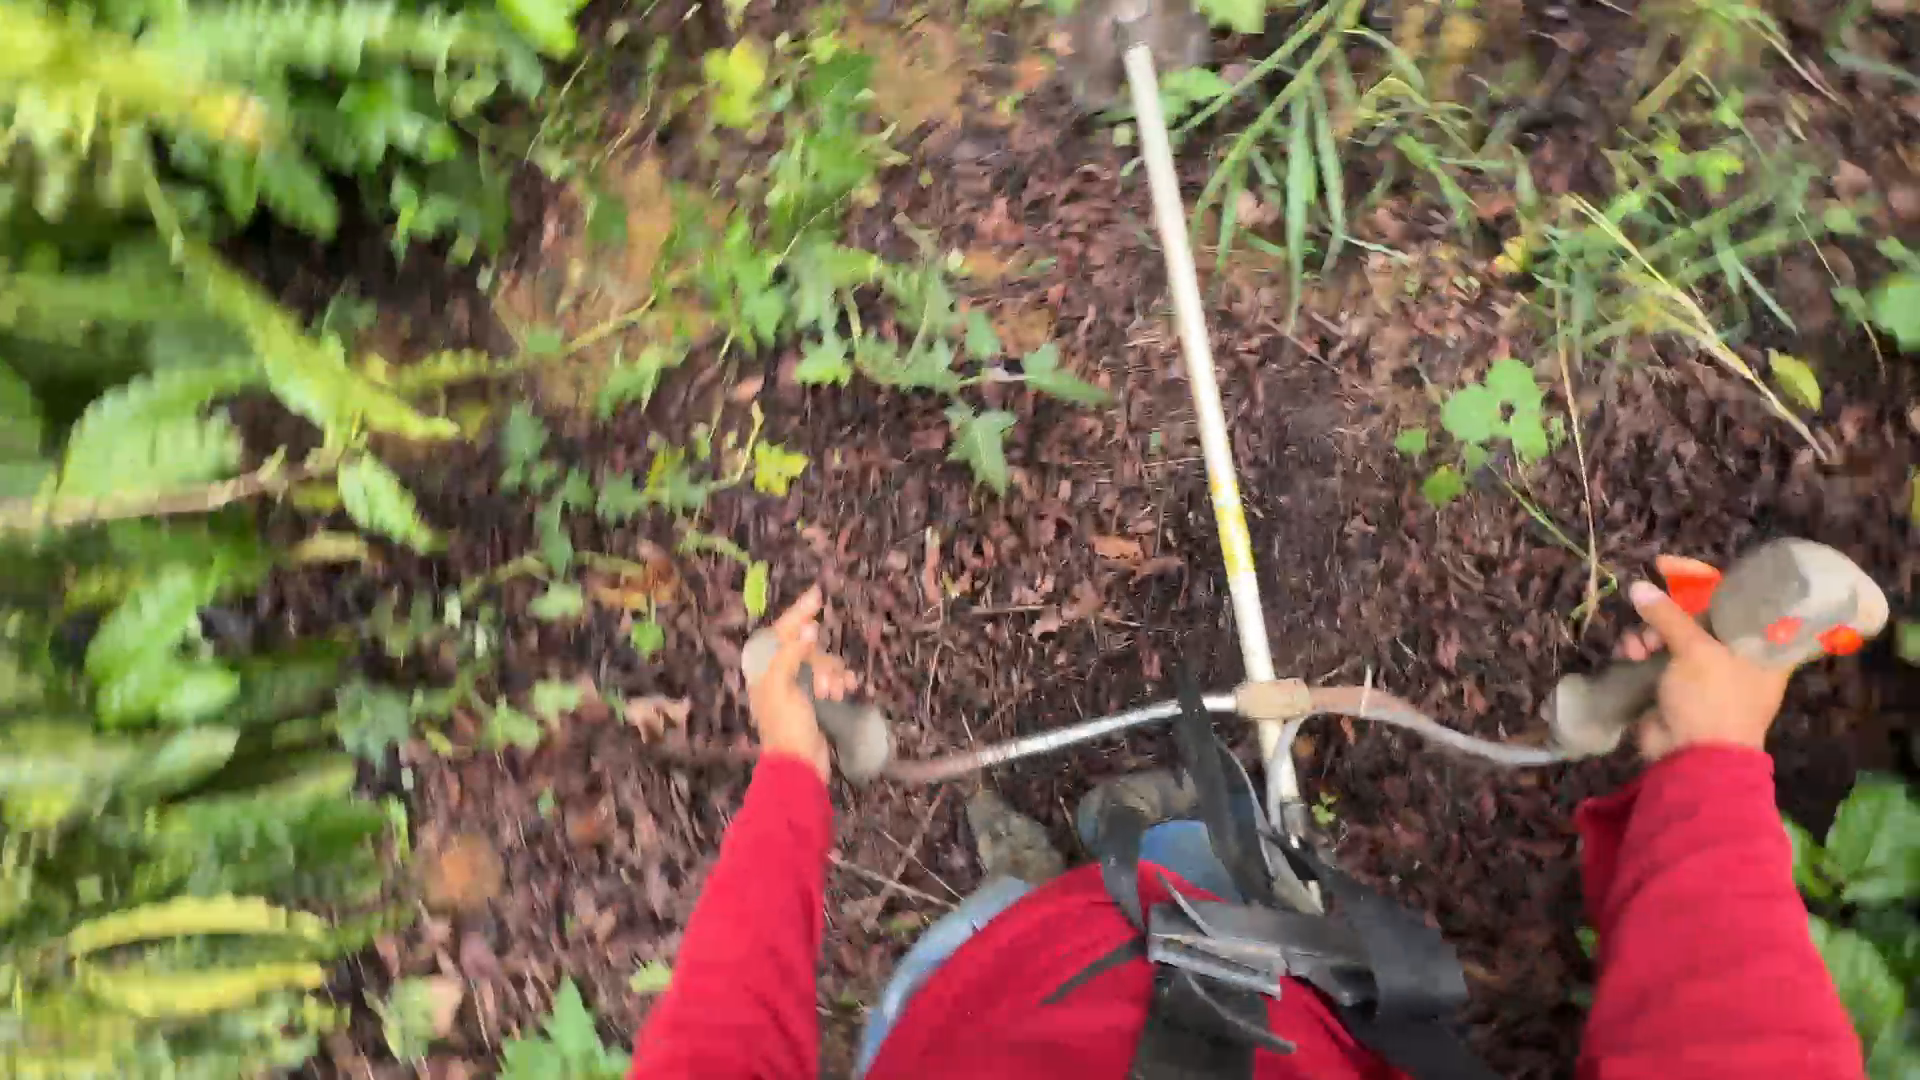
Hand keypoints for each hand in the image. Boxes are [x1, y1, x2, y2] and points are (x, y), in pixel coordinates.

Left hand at [747, 586, 856, 781]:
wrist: (800, 766)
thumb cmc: (786, 726)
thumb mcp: (782, 686)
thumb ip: (792, 654)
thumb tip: (809, 629)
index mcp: (765, 669)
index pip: (781, 631)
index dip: (798, 613)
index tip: (817, 594)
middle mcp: (780, 674)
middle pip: (808, 647)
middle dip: (822, 662)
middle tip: (827, 685)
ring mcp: (798, 687)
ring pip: (823, 663)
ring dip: (833, 674)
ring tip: (835, 694)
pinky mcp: (815, 700)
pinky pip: (832, 677)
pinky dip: (841, 680)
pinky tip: (848, 689)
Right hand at [1618, 556, 1790, 760]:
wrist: (1695, 755)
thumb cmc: (1713, 700)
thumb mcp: (1695, 653)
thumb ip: (1668, 618)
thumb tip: (1637, 587)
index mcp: (1762, 642)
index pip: (1737, 594)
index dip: (1701, 576)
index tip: (1664, 564)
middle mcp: (1738, 650)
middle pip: (1696, 612)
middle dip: (1664, 610)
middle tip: (1643, 609)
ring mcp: (1706, 666)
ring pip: (1669, 631)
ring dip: (1646, 633)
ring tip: (1636, 647)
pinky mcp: (1677, 680)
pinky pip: (1655, 652)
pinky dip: (1640, 649)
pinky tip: (1630, 656)